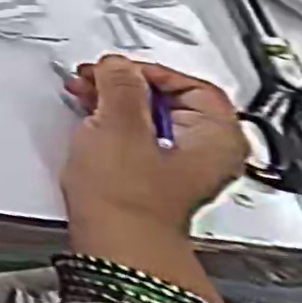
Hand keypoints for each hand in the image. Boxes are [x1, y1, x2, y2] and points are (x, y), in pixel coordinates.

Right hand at [61, 56, 247, 302]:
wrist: (115, 238)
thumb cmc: (126, 195)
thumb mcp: (118, 127)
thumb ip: (120, 88)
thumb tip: (120, 65)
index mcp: (216, 138)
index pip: (192, 85)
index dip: (148, 71)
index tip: (113, 69)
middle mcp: (208, 151)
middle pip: (172, 99)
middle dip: (127, 83)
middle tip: (95, 78)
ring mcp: (179, 164)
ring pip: (151, 115)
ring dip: (115, 99)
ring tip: (85, 95)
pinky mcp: (151, 172)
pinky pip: (137, 133)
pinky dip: (112, 119)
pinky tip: (89, 120)